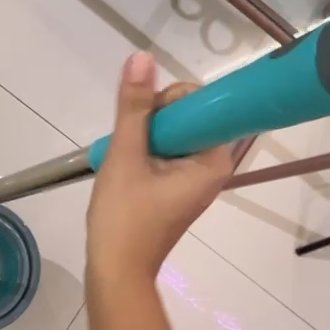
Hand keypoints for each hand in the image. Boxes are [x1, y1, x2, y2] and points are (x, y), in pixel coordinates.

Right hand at [85, 53, 236, 287]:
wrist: (115, 271)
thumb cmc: (124, 218)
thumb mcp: (124, 157)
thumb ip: (133, 107)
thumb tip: (141, 58)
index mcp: (214, 159)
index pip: (205, 104)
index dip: (172, 101)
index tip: (145, 118)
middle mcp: (214, 166)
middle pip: (188, 116)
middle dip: (154, 119)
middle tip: (129, 145)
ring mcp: (196, 179)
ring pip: (173, 133)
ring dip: (145, 136)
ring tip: (124, 159)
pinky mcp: (178, 188)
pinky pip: (166, 153)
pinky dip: (145, 151)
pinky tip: (126, 167)